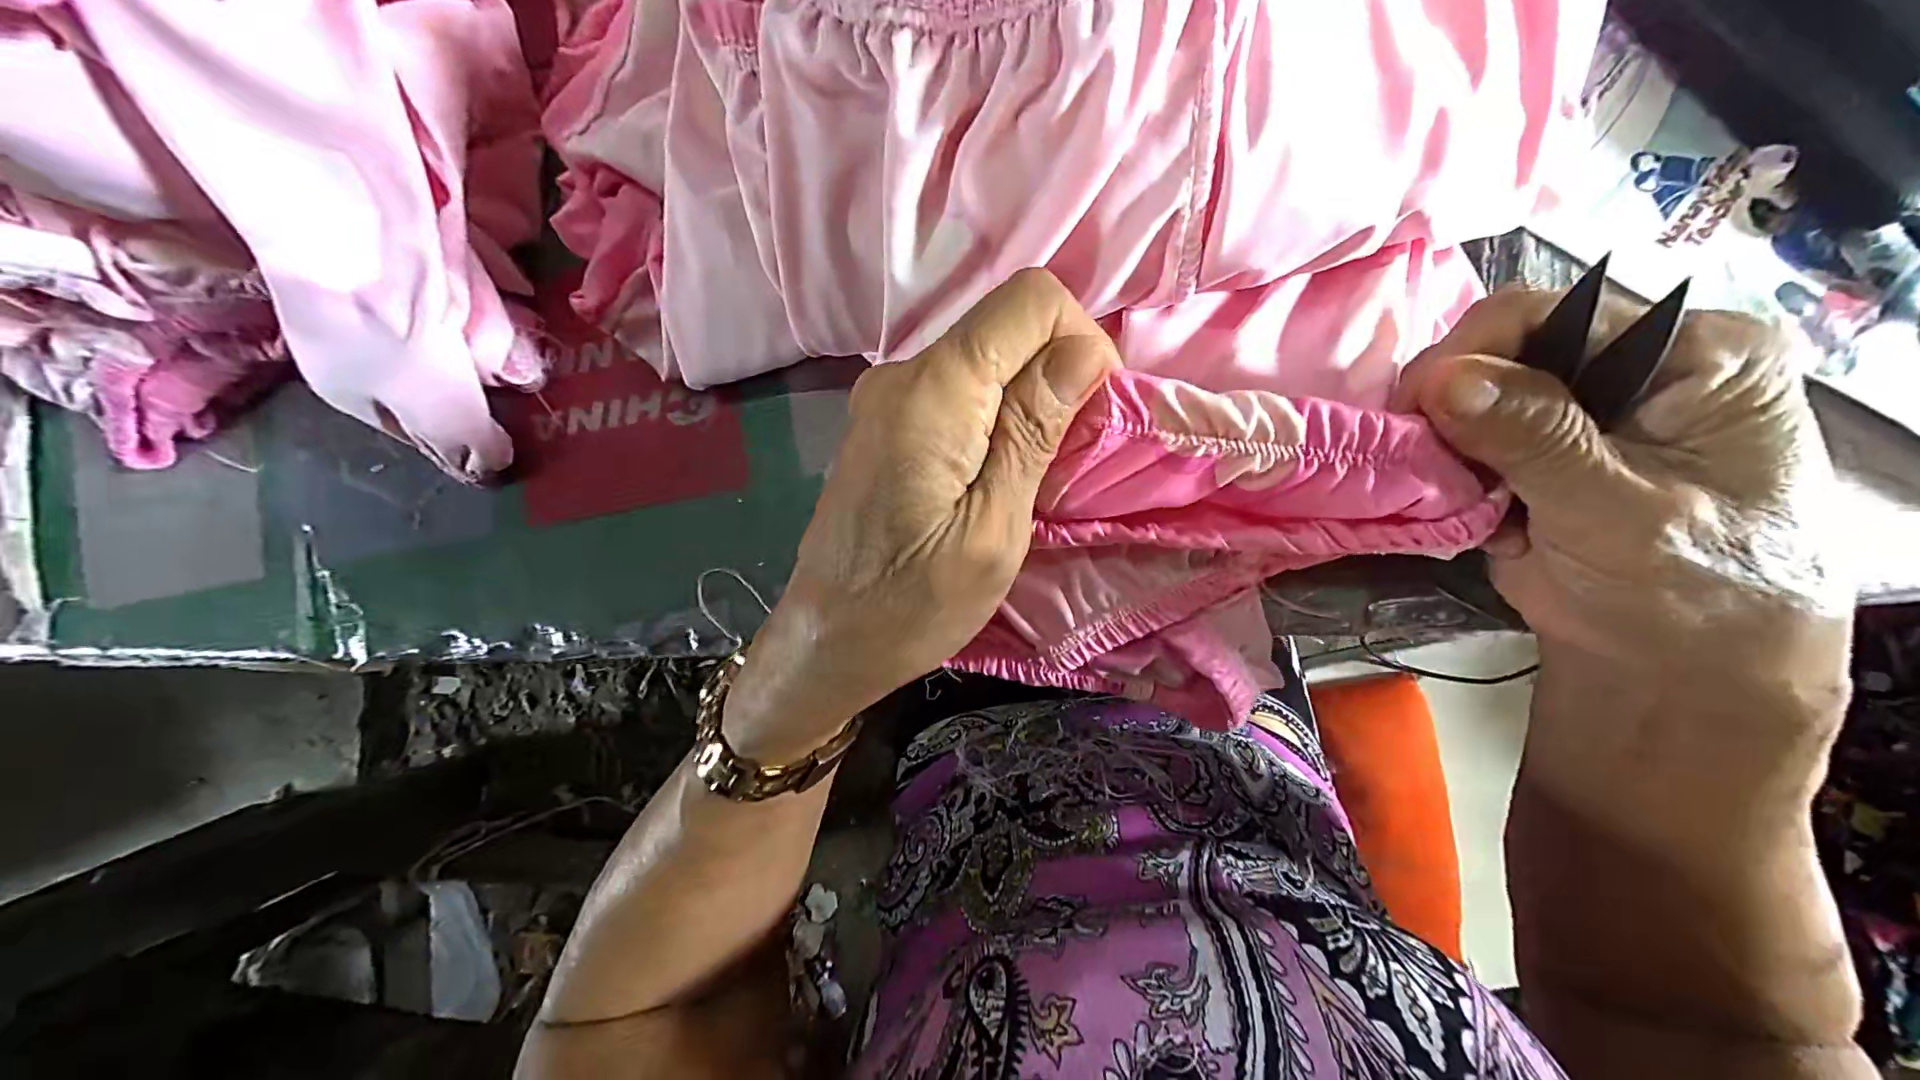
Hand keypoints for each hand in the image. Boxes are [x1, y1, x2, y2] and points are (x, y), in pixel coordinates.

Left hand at [723, 269, 1119, 761]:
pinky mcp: (884, 423)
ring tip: (1034, 473)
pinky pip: (959, 390)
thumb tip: (1083, 350)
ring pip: (987, 357)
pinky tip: (995, 471)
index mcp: (933, 390)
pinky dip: (994, 414)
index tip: (1091, 412)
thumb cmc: (913, 604)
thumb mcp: (993, 530)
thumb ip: (1033, 431)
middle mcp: (902, 373)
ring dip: (1028, 399)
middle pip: (1007, 325)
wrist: (826, 640)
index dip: (1080, 339)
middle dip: (1058, 372)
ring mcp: (887, 396)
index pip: (1029, 300)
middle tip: (1068, 456)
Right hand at [1397, 288, 1852, 845]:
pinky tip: (1474, 505)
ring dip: (1448, 444)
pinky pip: (1462, 437)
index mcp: (1694, 353)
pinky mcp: (1535, 448)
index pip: (1553, 313)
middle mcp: (1635, 364)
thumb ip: (1538, 440)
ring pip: (1470, 395)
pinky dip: (1450, 469)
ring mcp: (1579, 407)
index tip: (1421, 413)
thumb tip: (1443, 379)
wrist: (1670, 662)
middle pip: (1501, 348)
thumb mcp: (1617, 513)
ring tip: (1465, 495)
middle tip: (1439, 464)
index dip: (1473, 355)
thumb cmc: (1687, 589)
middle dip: (1453, 406)